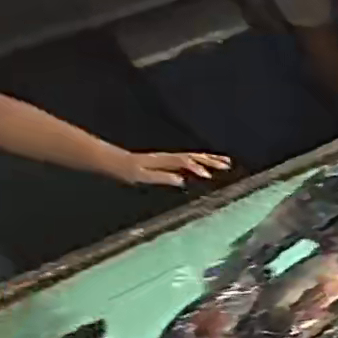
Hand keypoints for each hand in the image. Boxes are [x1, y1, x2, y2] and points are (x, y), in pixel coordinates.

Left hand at [100, 150, 230, 186]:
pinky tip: (206, 166)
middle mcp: (168, 157)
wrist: (110, 160)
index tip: (209, 176)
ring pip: (193, 156)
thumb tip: (182, 180)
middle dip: (211, 161)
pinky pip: (189, 159)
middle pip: (193, 156)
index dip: (197, 167)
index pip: (184, 162)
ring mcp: (168, 158)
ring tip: (225, 162)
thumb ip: (161, 177)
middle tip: (228, 165)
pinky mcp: (167, 161)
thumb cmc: (123, 170)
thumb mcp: (140, 176)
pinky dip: (201, 161)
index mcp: (163, 161)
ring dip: (210, 159)